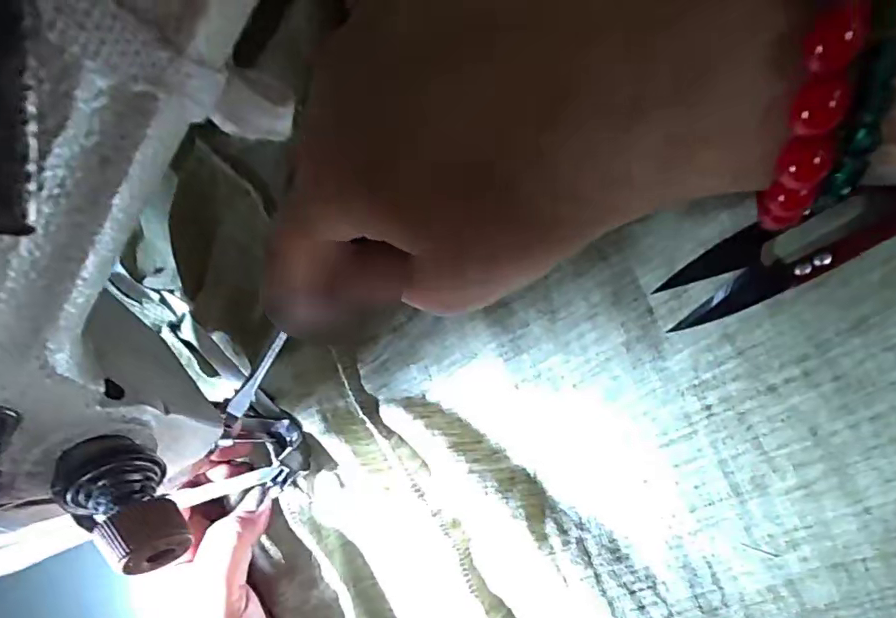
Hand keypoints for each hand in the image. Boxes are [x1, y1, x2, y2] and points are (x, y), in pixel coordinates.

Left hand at [127, 464, 289, 617]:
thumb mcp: (214, 601)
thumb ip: (228, 546)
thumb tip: (255, 501)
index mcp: (157, 565)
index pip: (167, 504)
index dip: (192, 470)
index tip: (223, 446)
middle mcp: (180, 562)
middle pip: (194, 506)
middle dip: (218, 473)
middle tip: (249, 450)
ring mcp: (212, 571)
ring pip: (222, 519)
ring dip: (241, 491)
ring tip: (261, 465)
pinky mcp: (242, 582)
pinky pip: (247, 539)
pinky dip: (260, 516)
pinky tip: (273, 500)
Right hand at [262, 0, 805, 324]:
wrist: (603, 89)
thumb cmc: (524, 209)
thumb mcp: (455, 282)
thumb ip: (391, 282)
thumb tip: (360, 270)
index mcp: (331, 179)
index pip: (292, 247)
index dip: (299, 286)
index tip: (307, 309)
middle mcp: (328, 98)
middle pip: (321, 179)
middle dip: (346, 225)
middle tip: (387, 255)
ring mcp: (365, 36)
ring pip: (355, 120)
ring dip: (379, 161)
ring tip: (436, 185)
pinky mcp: (408, 2)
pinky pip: (393, 76)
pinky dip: (411, 110)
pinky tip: (459, 125)